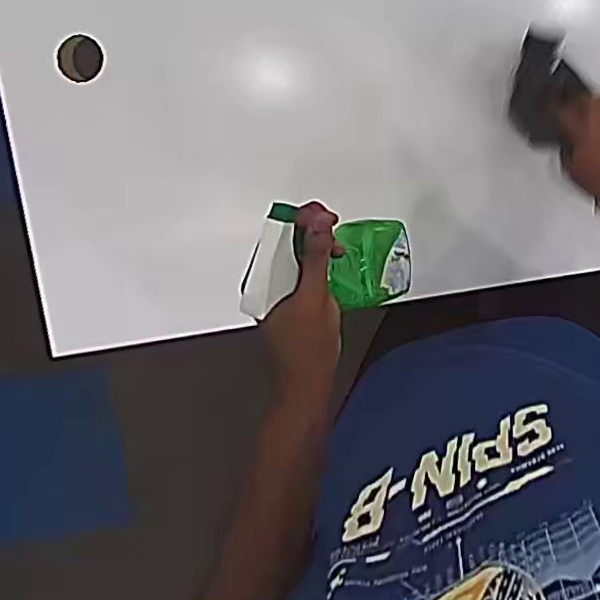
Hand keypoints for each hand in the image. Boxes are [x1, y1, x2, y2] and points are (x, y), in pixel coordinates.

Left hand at [262, 201, 343, 393]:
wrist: (307, 383)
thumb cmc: (307, 348)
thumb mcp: (314, 296)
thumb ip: (315, 257)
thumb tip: (317, 224)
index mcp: (263, 280)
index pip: (278, 234)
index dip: (302, 219)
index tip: (327, 216)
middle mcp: (266, 282)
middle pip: (287, 240)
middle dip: (313, 228)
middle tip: (335, 227)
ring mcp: (279, 290)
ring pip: (296, 253)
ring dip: (318, 243)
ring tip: (336, 247)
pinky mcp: (292, 297)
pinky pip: (302, 267)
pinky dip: (318, 258)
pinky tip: (331, 260)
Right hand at [555, 95, 599, 201]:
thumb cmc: (596, 180)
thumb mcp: (568, 165)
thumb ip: (566, 147)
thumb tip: (567, 140)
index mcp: (578, 131)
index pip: (562, 111)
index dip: (553, 106)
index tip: (551, 105)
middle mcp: (597, 124)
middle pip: (584, 99)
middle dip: (575, 100)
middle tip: (571, 103)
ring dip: (595, 100)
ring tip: (590, 102)